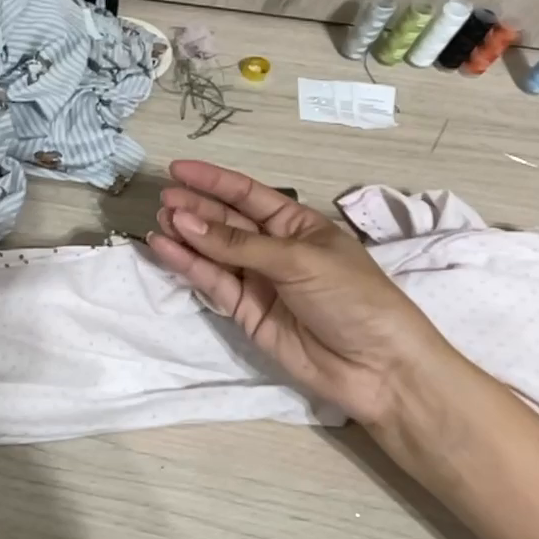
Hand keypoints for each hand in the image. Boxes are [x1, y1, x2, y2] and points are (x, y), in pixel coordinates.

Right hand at [145, 160, 454, 425]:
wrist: (379, 369)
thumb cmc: (353, 298)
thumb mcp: (299, 260)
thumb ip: (238, 243)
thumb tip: (184, 220)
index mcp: (297, 226)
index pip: (247, 195)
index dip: (213, 181)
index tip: (177, 169)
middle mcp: (274, 248)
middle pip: (226, 221)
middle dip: (195, 208)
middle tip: (164, 199)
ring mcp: (258, 281)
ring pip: (213, 251)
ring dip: (186, 234)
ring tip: (159, 219)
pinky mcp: (244, 311)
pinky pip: (211, 281)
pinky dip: (187, 264)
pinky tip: (164, 247)